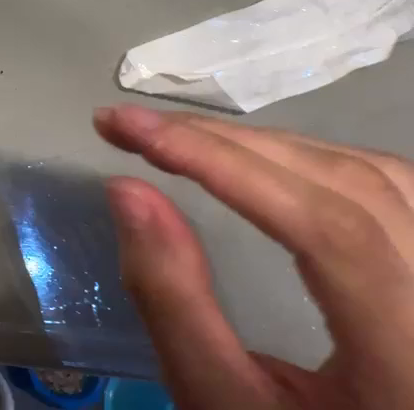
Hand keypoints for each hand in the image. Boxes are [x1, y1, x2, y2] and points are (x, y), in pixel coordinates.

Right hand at [96, 104, 413, 409]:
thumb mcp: (218, 397)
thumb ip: (172, 298)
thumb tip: (126, 188)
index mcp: (411, 363)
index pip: (328, 229)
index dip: (222, 163)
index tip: (124, 128)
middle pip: (354, 191)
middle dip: (228, 143)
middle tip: (130, 126)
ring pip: (385, 178)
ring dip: (270, 146)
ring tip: (183, 139)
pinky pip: (403, 191)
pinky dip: (318, 161)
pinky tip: (259, 162)